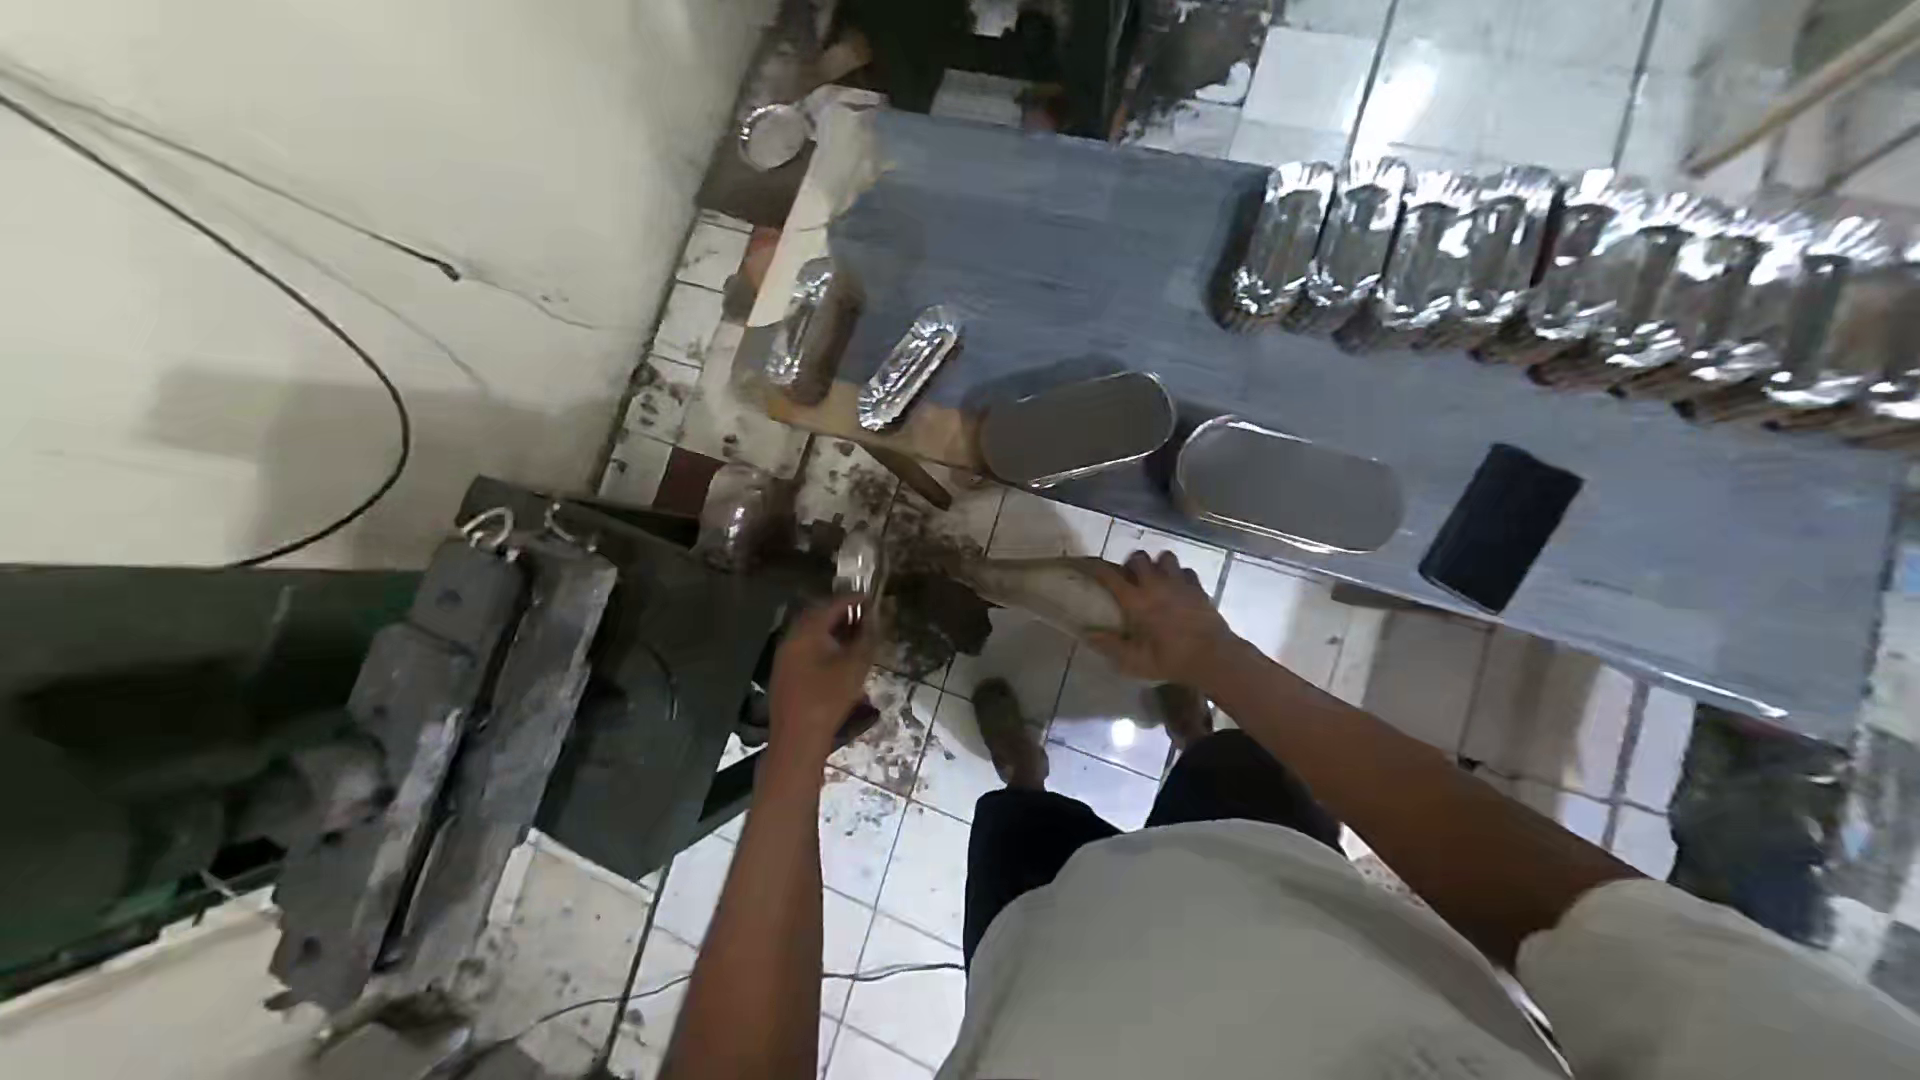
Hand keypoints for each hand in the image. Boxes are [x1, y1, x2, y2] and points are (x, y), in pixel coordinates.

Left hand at [767, 593, 875, 762]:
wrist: (798, 739)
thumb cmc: (829, 699)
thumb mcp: (856, 666)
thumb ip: (867, 637)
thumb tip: (875, 618)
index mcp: (807, 632)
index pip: (832, 605)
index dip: (853, 599)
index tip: (871, 598)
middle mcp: (791, 638)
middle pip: (817, 616)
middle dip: (841, 613)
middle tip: (863, 615)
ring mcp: (784, 657)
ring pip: (810, 633)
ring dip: (832, 630)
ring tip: (854, 635)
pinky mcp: (784, 673)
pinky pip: (805, 648)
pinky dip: (823, 644)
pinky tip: (837, 657)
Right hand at [1085, 551, 1240, 685]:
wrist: (1214, 658)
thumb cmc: (1171, 660)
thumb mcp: (1135, 661)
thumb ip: (1109, 645)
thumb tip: (1087, 633)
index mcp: (1136, 601)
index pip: (1109, 575)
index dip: (1095, 567)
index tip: (1086, 564)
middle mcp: (1156, 585)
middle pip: (1138, 557)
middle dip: (1130, 563)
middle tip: (1129, 578)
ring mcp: (1179, 583)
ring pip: (1164, 557)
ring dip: (1157, 564)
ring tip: (1155, 578)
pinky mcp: (1198, 588)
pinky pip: (1186, 570)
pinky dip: (1179, 574)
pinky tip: (1178, 587)